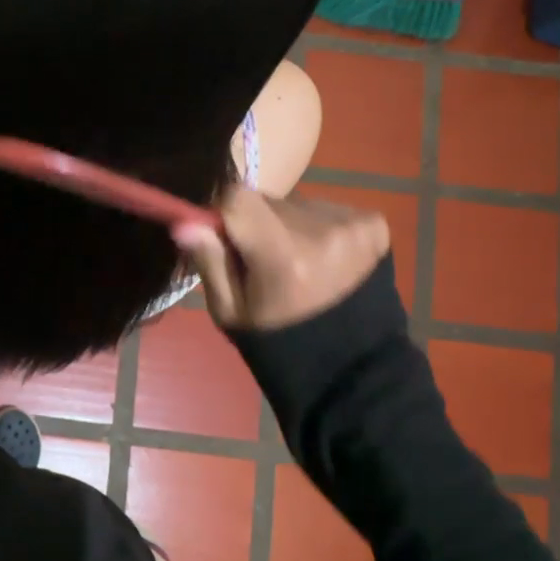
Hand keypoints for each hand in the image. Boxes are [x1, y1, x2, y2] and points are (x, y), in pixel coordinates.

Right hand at [171, 188, 389, 329]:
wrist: (351, 363)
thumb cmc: (277, 342)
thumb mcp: (230, 312)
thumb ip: (210, 262)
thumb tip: (185, 223)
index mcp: (282, 257)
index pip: (239, 197)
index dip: (224, 212)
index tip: (222, 237)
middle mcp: (321, 230)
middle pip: (267, 201)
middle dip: (254, 222)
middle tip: (259, 262)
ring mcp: (353, 224)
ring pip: (296, 204)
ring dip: (286, 225)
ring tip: (296, 265)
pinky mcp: (374, 223)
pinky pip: (325, 210)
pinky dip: (315, 229)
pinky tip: (322, 261)